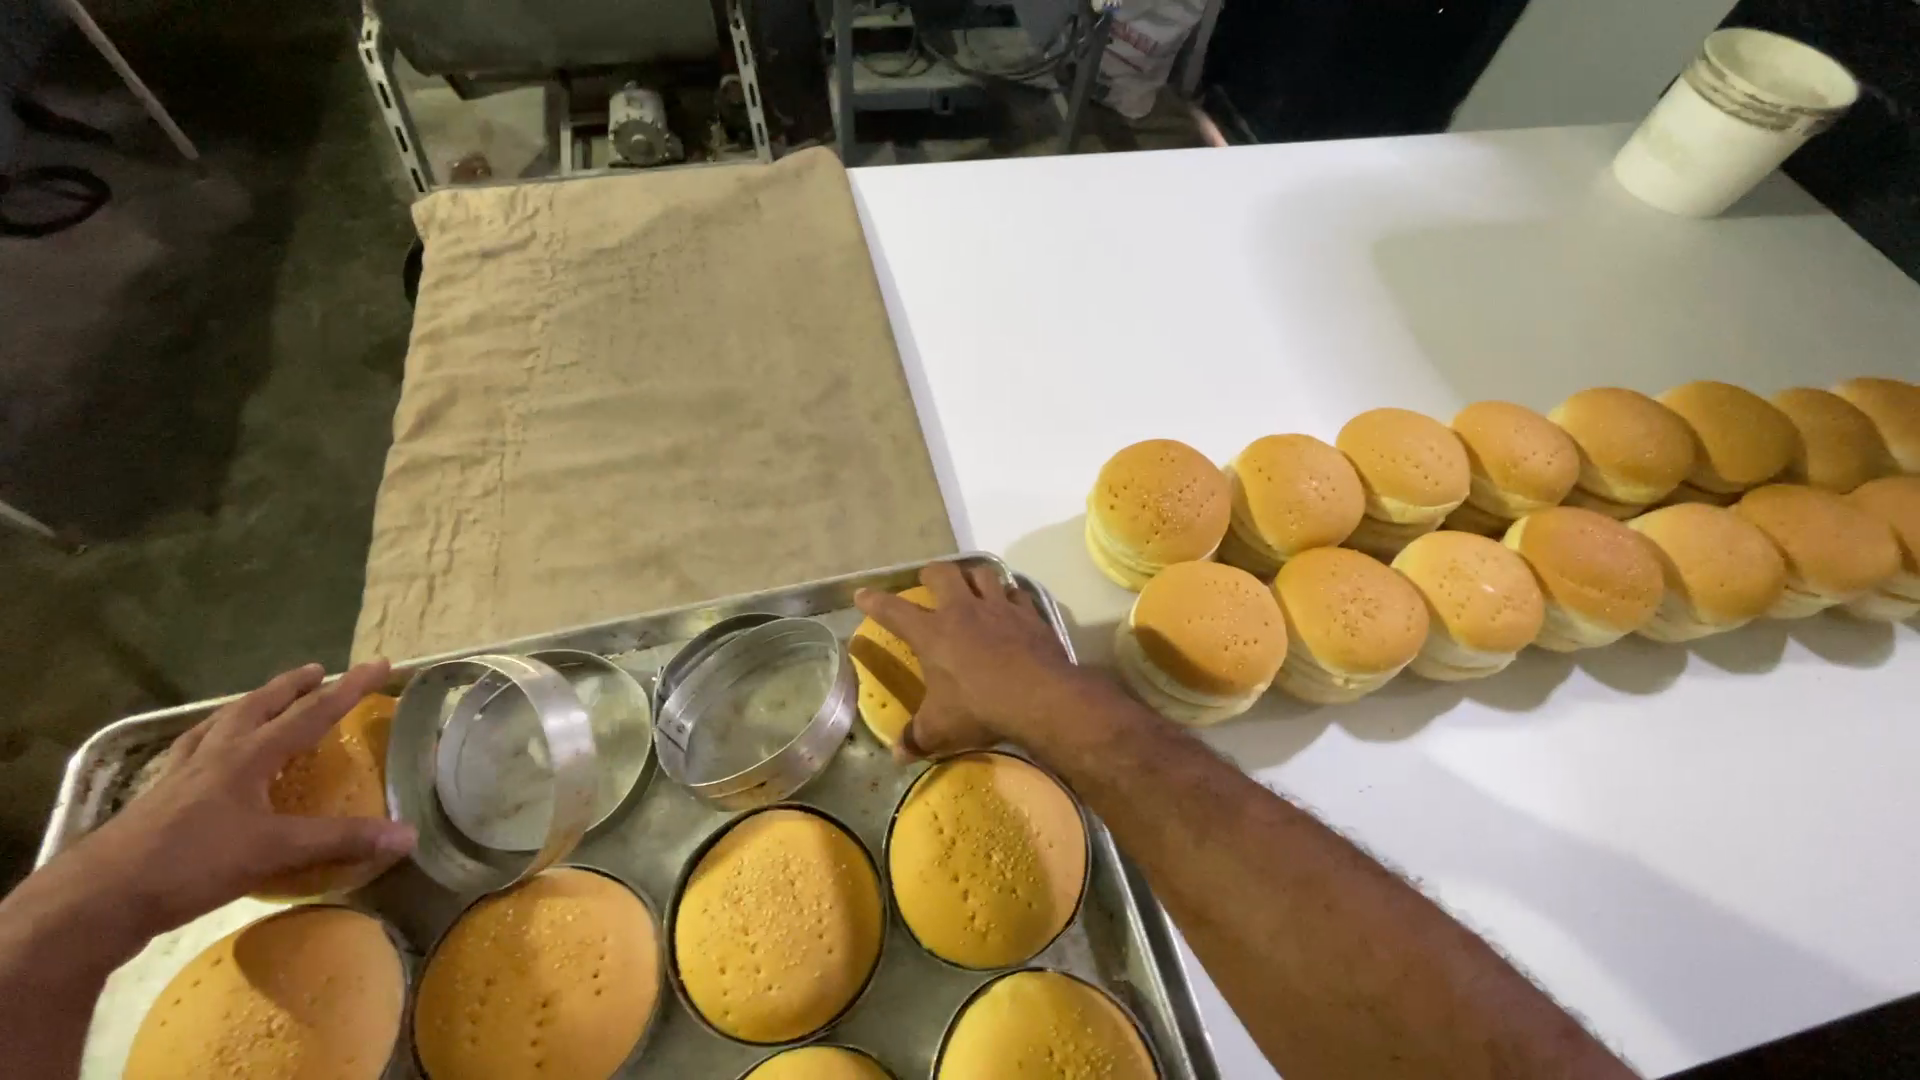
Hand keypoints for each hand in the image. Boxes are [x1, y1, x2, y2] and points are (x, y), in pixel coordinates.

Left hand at [55, 661, 416, 938]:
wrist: (92, 904)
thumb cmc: (190, 864)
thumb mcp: (275, 851)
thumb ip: (342, 839)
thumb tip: (409, 834)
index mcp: (247, 757)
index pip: (311, 713)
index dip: (349, 688)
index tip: (379, 664)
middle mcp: (214, 757)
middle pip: (255, 708)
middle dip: (290, 687)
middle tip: (316, 671)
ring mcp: (178, 778)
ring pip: (217, 727)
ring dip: (246, 708)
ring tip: (262, 702)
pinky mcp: (156, 803)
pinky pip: (191, 756)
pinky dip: (210, 742)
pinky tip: (210, 757)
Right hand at [854, 562, 1099, 760]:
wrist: (1039, 696)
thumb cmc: (979, 708)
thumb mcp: (941, 729)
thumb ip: (917, 738)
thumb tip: (897, 755)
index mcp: (933, 634)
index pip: (895, 611)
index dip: (875, 602)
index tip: (862, 594)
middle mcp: (963, 611)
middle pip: (942, 574)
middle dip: (931, 574)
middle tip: (929, 581)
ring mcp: (999, 608)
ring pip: (983, 574)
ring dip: (973, 577)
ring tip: (972, 586)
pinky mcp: (1029, 614)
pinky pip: (1017, 593)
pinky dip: (1010, 596)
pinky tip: (1010, 606)